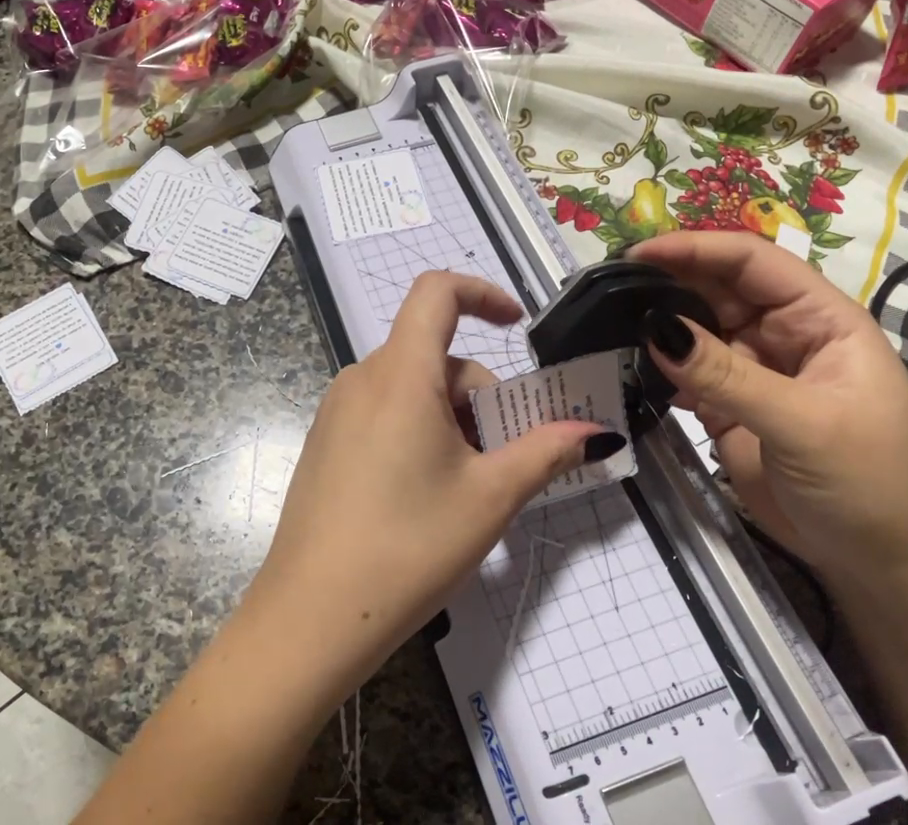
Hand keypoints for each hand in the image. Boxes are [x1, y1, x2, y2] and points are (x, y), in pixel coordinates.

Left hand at [245, 271, 611, 699]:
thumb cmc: (408, 546)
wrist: (312, 616)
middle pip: (434, 357)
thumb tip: (595, 432)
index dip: (482, 293)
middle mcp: (360, 380)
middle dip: (481, 396)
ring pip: (411, 390)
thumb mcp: (490, 498)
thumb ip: (545, 453)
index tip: (518, 326)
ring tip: (469, 488)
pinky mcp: (325, 446)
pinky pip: (383, 415)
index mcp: (399, 374)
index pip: (436, 291)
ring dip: (452, 420)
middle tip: (506, 461)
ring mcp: (335, 414)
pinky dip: (419, 433)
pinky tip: (426, 498)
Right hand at [628, 232, 907, 592]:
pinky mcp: (730, 411)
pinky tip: (625, 367)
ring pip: (696, 333)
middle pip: (717, 291)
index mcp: (821, 321)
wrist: (884, 567)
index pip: (753, 263)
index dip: (698, 249)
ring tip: (604, 322)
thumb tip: (654, 327)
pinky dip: (656, 370)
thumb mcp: (803, 424)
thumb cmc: (870, 484)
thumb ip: (726, 376)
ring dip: (657, 327)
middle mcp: (784, 337)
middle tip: (606, 288)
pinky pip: (686, 377)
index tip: (638, 252)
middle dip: (668, 283)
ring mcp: (754, 375)